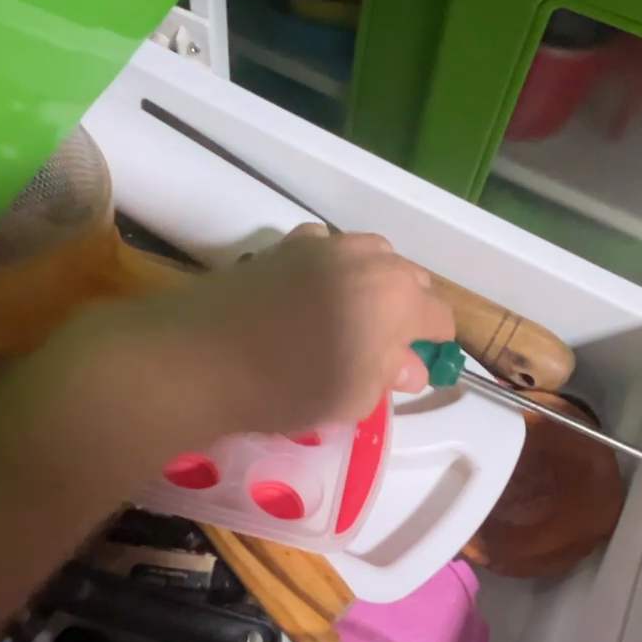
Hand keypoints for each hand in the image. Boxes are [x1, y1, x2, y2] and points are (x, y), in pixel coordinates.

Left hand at [150, 224, 454, 433]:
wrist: (202, 357)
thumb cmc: (289, 386)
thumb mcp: (354, 397)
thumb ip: (390, 374)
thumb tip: (410, 363)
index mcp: (399, 298)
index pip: (439, 317)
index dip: (434, 344)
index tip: (416, 365)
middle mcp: (370, 259)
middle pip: (410, 278)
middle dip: (406, 308)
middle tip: (383, 346)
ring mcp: (326, 245)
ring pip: (371, 254)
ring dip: (373, 281)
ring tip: (351, 315)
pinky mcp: (286, 244)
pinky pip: (327, 247)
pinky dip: (331, 265)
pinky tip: (311, 292)